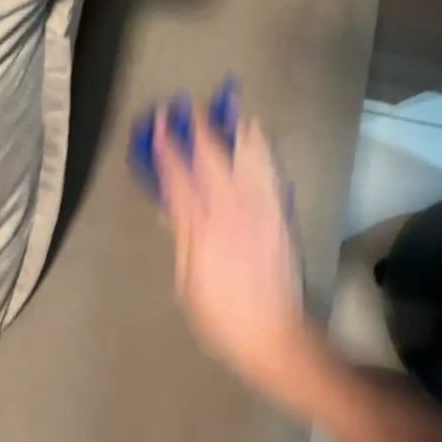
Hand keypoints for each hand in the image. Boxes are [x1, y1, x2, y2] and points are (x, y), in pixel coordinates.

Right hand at [133, 82, 328, 405]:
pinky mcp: (281, 215)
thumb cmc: (222, 318)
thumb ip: (183, 240)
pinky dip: (263, 149)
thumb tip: (173, 208)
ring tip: (228, 108)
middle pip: (212, 158)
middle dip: (198, 128)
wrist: (276, 336)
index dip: (167, 147)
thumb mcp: (188, 283)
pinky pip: (271, 173)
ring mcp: (260, 211)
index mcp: (201, 229)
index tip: (159, 123)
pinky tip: (259, 135)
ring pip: (246, 158)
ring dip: (235, 130)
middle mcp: (231, 211)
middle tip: (187, 105)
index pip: (178, 178)